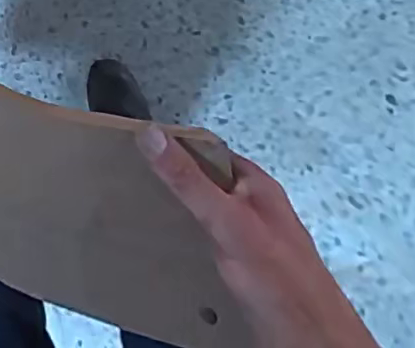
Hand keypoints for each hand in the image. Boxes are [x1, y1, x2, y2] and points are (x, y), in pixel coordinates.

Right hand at [138, 127, 378, 347]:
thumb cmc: (278, 280)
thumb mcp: (226, 221)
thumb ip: (189, 180)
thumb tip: (152, 133)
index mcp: (255, 184)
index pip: (206, 150)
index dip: (174, 148)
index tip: (138, 151)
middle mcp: (256, 207)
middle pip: (205, 183)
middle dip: (174, 185)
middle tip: (136, 189)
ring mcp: (254, 242)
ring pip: (207, 218)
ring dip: (181, 219)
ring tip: (148, 223)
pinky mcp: (250, 275)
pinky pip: (212, 249)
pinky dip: (192, 250)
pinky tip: (175, 259)